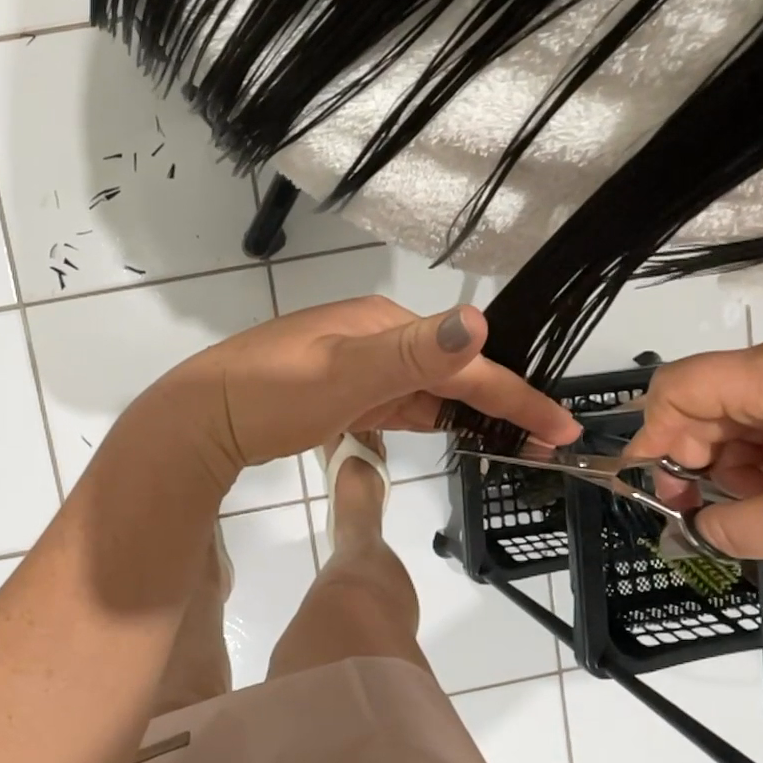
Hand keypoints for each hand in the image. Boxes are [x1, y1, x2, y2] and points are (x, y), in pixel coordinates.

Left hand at [142, 296, 580, 478]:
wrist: (200, 418)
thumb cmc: (270, 396)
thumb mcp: (344, 374)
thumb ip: (413, 352)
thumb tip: (480, 321)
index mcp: (381, 325)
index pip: (465, 360)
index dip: (515, 395)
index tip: (562, 429)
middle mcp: (371, 337)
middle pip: (449, 371)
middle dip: (497, 402)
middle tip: (543, 440)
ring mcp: (352, 364)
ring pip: (423, 388)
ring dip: (463, 411)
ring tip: (508, 440)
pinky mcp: (336, 392)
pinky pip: (394, 402)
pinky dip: (423, 415)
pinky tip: (440, 429)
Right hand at [623, 334, 762, 566]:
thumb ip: (732, 528)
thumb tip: (697, 530)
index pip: (678, 387)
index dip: (653, 434)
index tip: (656, 484)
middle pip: (704, 400)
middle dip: (692, 455)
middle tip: (702, 507)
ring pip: (737, 414)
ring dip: (731, 462)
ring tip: (760, 506)